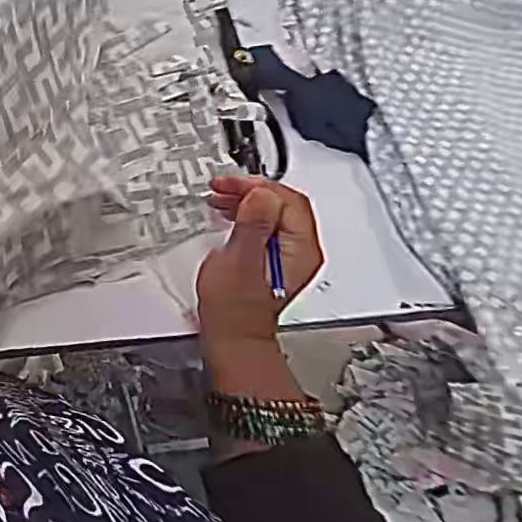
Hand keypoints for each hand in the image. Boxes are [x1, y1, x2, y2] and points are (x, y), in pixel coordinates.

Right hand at [197, 177, 323, 348]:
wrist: (232, 338)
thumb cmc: (233, 309)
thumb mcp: (238, 261)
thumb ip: (253, 225)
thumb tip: (261, 196)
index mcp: (299, 249)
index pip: (287, 201)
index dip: (258, 186)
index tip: (230, 184)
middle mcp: (300, 251)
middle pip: (284, 204)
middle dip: (252, 190)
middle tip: (222, 188)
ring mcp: (287, 256)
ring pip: (274, 213)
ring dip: (247, 200)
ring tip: (220, 198)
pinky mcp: (272, 259)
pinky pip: (266, 225)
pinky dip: (246, 214)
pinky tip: (228, 215)